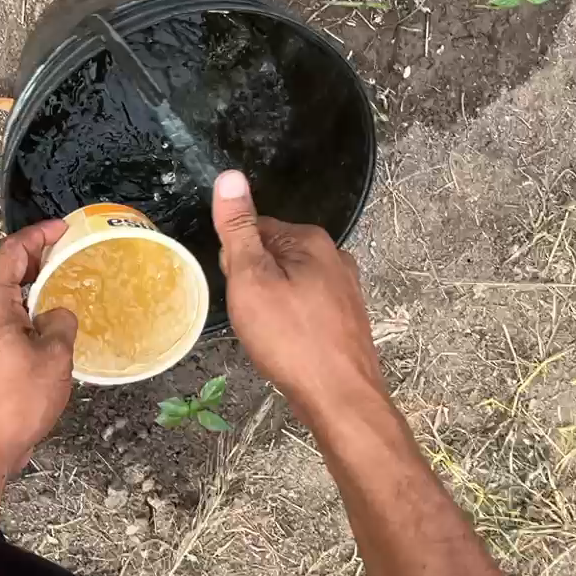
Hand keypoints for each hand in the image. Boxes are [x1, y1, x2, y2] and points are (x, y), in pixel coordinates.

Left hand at [0, 219, 78, 475]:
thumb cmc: (15, 402)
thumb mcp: (53, 357)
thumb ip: (60, 324)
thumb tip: (58, 314)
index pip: (13, 252)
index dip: (39, 234)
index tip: (63, 228)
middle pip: (9, 273)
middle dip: (39, 260)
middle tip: (69, 255)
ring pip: (9, 301)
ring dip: (36, 290)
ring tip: (65, 289)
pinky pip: (8, 324)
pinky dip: (29, 316)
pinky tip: (51, 328)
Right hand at [211, 170, 385, 423]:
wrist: (340, 398)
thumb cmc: (290, 338)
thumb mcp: (251, 278)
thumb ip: (238, 228)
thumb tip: (229, 177)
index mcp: (311, 240)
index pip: (253, 229)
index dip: (236, 259)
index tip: (239, 288)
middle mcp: (334, 255)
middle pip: (271, 252)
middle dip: (253, 279)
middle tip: (253, 312)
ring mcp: (345, 287)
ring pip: (287, 280)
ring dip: (270, 299)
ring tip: (268, 330)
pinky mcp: (347, 315)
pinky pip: (304, 302)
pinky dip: (289, 317)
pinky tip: (286, 340)